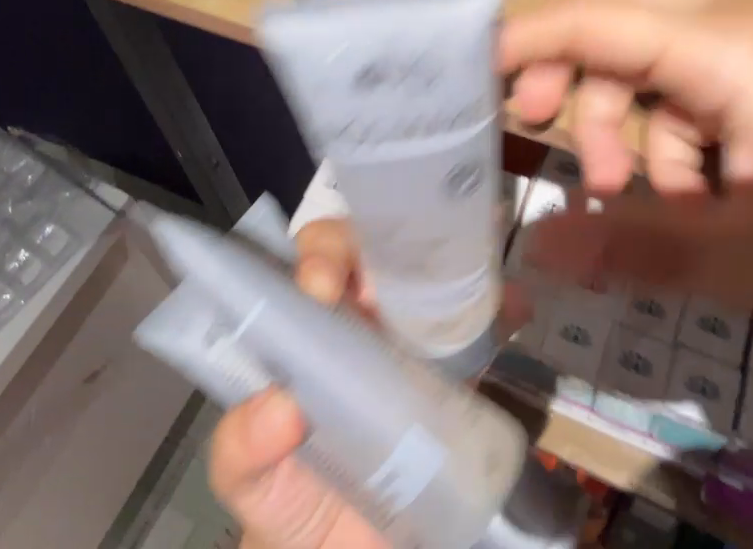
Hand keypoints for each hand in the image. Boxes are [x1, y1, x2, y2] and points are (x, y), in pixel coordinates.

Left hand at [209, 216, 527, 548]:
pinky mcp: (455, 379)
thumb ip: (242, 447)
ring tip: (463, 284)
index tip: (322, 283)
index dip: (321, 253)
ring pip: (432, 282)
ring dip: (451, 269)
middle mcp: (361, 323)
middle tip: (384, 297)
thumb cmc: (288, 498)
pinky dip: (498, 311)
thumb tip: (280, 407)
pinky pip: (480, 332)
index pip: (316, 260)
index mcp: (309, 328)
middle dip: (386, 254)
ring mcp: (411, 347)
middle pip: (378, 258)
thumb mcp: (246, 476)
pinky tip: (511, 308)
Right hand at [501, 0, 752, 336]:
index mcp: (721, 46)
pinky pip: (671, 84)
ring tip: (627, 195)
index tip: (460, 78)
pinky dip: (654, 133)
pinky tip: (684, 200)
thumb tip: (536, 244)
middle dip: (560, 62)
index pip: (591, 16)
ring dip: (611, 115)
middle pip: (606, 1)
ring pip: (633, 49)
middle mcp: (725, 24)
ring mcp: (743, 47)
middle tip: (542, 131)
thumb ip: (635, 245)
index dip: (519, 41)